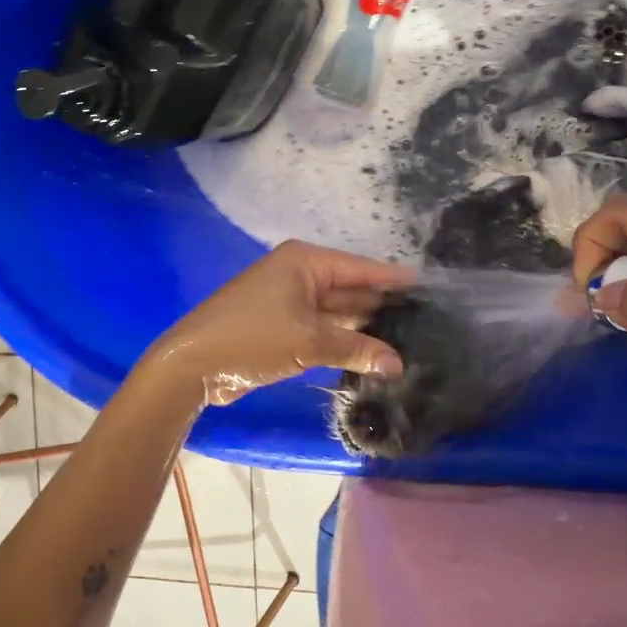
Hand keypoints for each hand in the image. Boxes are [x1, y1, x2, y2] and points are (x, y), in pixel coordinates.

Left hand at [142, 241, 417, 405]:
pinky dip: (346, 343)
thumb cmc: (252, 338)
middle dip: (385, 308)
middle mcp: (302, 275)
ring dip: (367, 329)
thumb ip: (356, 349)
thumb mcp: (308, 342)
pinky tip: (376, 357)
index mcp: (307, 262)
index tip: (434, 290)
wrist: (193, 364)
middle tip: (429, 325)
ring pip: (340, 313)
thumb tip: (398, 363)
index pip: (363, 269)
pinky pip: (325, 331)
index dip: (397, 281)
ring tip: (412, 343)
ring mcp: (293, 302)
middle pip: (353, 289)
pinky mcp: (285, 328)